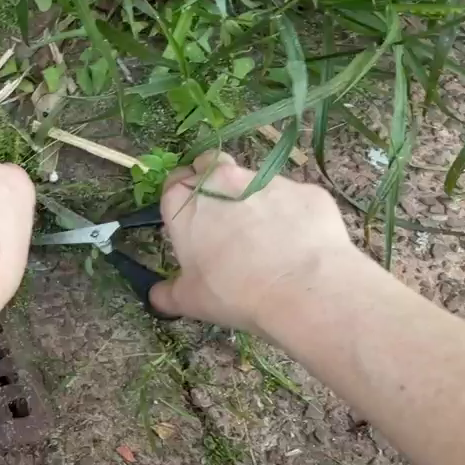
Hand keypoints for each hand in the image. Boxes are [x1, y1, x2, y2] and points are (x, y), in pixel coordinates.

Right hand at [149, 151, 362, 331]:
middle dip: (212, 180)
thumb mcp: (191, 300)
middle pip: (210, 165)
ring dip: (254, 200)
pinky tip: (300, 243)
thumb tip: (157, 296)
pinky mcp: (307, 190)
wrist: (305, 291)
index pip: (173, 182)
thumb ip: (168, 293)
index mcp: (185, 203)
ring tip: (267, 237)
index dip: (180, 197)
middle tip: (222, 216)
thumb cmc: (235, 292)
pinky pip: (294, 198)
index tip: (189, 218)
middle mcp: (223, 181)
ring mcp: (267, 182)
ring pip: (254, 181)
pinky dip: (293, 215)